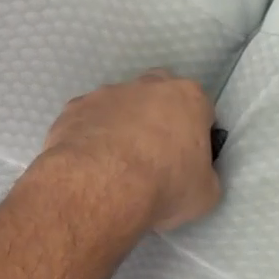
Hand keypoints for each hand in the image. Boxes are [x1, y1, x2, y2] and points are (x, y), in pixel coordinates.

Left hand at [35, 70, 221, 231]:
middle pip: (157, 97)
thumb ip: (204, 175)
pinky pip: (85, 121)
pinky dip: (87, 137)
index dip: (193, 136)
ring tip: (112, 165)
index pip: (199, 110)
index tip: (185, 160)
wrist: (100, 186)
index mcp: (188, 97)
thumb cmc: (163, 187)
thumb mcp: (204, 193)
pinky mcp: (73, 108)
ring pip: (117, 107)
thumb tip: (195, 177)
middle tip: (149, 157)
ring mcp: (106, 94)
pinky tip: (86, 164)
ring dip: (118, 127)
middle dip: (156, 120)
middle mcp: (147, 85)